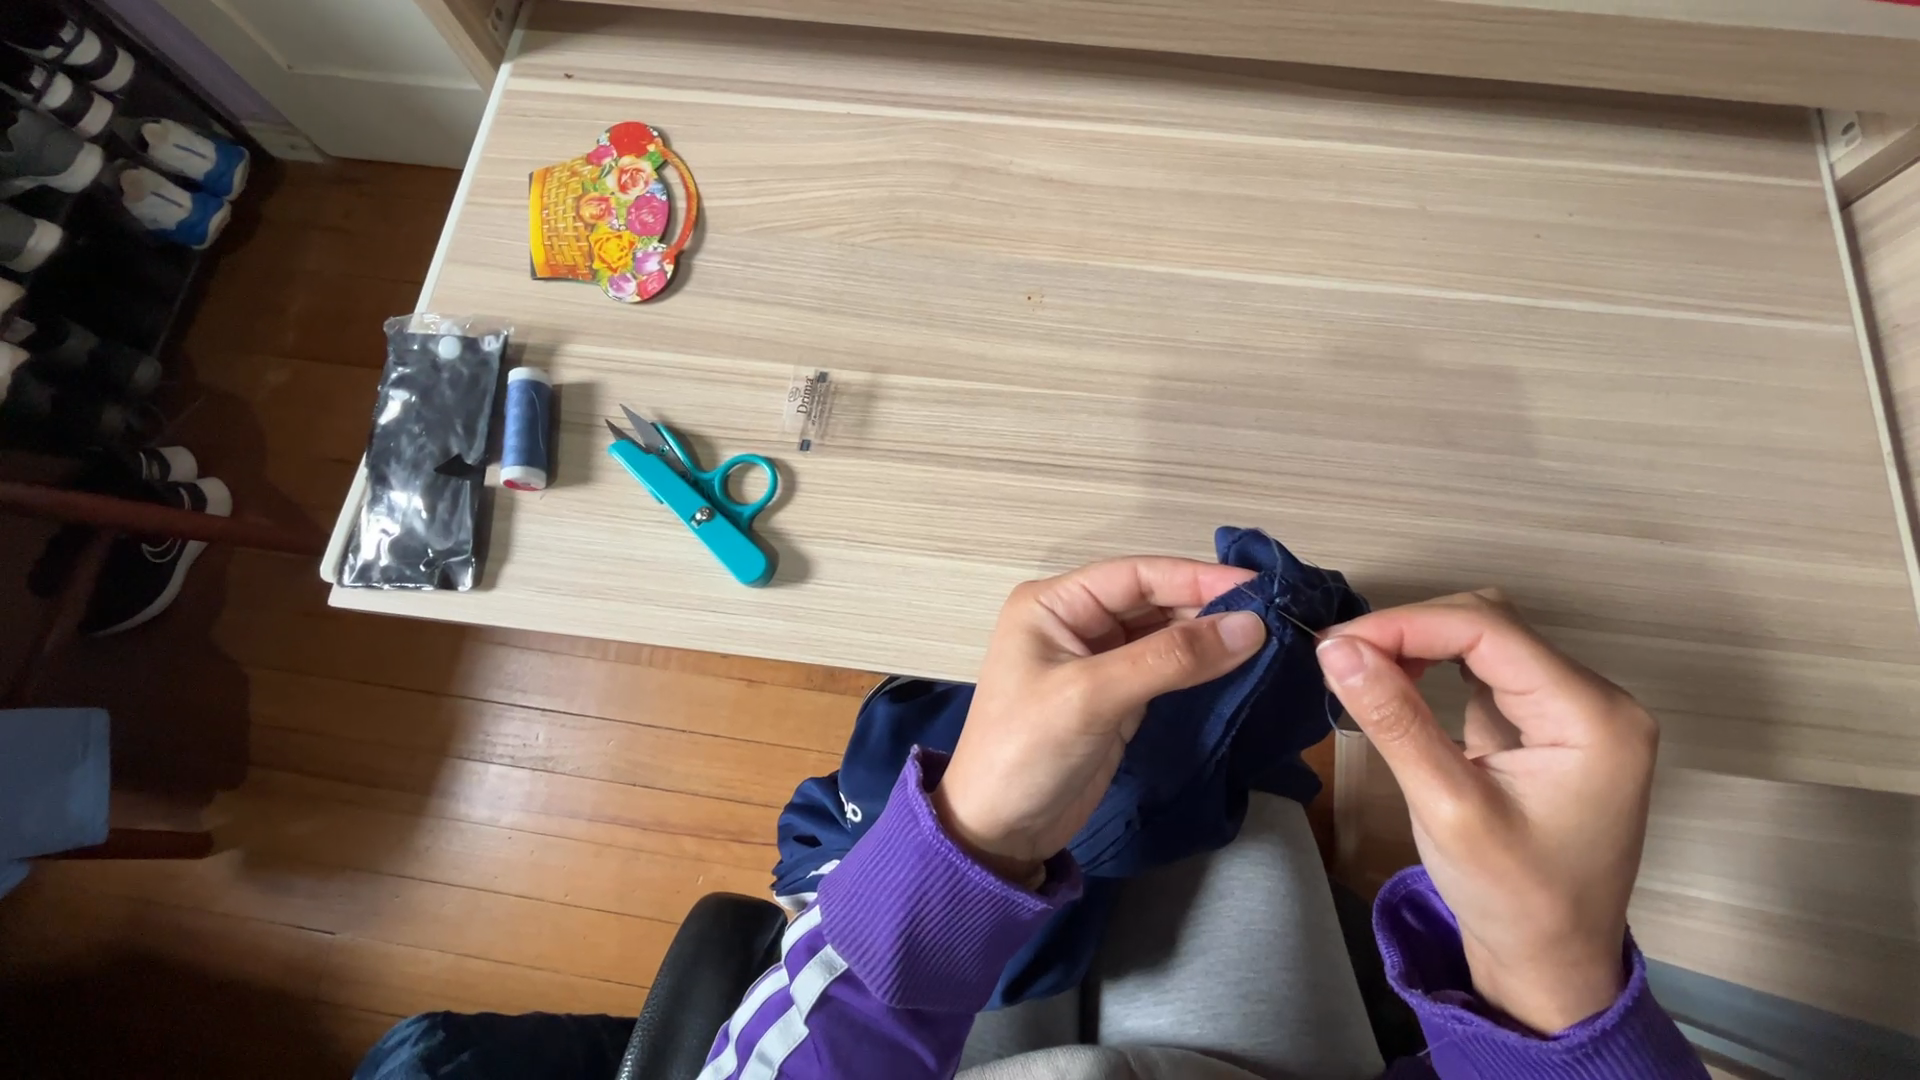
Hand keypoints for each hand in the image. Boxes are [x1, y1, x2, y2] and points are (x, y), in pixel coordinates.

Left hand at [934, 557, 1268, 883]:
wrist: (999, 830)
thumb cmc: (1028, 750)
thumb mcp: (1093, 696)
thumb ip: (1170, 658)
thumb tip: (1250, 626)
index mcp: (1054, 604)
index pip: (1135, 575)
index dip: (1196, 577)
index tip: (1259, 587)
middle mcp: (1075, 621)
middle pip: (1151, 599)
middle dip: (1207, 605)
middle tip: (1276, 613)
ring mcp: (1096, 659)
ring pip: (1161, 632)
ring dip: (1207, 634)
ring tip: (1268, 635)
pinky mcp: (1114, 695)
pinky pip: (1164, 667)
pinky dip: (1198, 665)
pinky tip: (1235, 662)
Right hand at [1315, 591, 1657, 1034]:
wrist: (1550, 960)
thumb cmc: (1511, 894)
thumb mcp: (1445, 806)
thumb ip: (1394, 720)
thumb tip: (1334, 648)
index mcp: (1592, 716)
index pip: (1488, 630)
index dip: (1405, 624)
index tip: (1333, 645)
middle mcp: (1593, 698)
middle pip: (1488, 622)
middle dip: (1408, 628)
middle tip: (1338, 656)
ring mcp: (1571, 708)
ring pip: (1484, 635)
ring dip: (1416, 640)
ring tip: (1359, 665)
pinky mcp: (1543, 721)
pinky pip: (1483, 665)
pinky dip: (1431, 661)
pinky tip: (1395, 680)